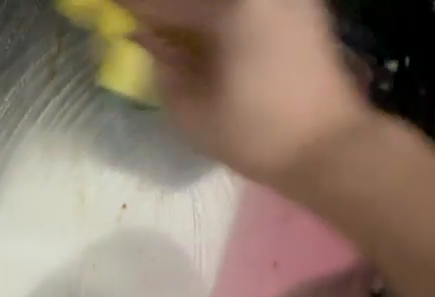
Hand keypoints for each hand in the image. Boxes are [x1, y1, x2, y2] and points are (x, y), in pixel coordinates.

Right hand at [129, 0, 377, 190]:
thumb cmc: (254, 136)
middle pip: (192, 0)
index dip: (132, 8)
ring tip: (167, 38)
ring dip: (189, 17)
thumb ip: (162, 67)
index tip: (108, 10)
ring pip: (218, 6)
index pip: (164, 3)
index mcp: (232, 7)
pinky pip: (244, 7)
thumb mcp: (190, 111)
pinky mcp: (298, 3)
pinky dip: (214, 18)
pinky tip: (200, 37)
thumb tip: (144, 39)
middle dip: (164, 11)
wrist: (326, 144)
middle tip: (140, 24)